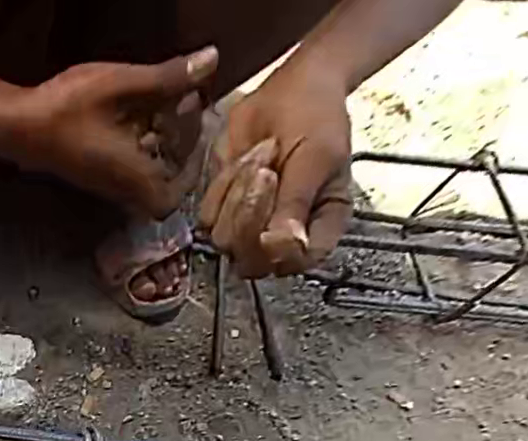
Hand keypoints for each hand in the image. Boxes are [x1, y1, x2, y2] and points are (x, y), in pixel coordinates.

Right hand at [2, 46, 218, 218]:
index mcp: (133, 177)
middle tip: (182, 106)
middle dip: (179, 147)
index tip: (194, 133)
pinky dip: (142, 142)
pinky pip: (131, 167)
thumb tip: (211, 61)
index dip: (190, 171)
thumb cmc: (67, 111)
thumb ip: (169, 77)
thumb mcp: (123, 86)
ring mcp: (108, 184)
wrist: (22, 128)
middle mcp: (122, 189)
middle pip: (164, 185)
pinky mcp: (98, 174)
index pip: (174, 197)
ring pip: (148, 174)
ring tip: (163, 103)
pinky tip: (136, 111)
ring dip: (161, 143)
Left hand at [198, 63, 354, 277]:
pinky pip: (209, 218)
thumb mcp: (316, 158)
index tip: (275, 215)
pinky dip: (222, 186)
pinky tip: (244, 160)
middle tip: (268, 170)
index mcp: (319, 231)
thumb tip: (279, 248)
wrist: (289, 89)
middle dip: (253, 212)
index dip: (280, 250)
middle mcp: (282, 241)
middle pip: (251, 262)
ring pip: (226, 241)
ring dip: (238, 193)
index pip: (296, 264)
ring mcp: (248, 232)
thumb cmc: (315, 120)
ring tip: (262, 156)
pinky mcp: (222, 215)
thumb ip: (296, 205)